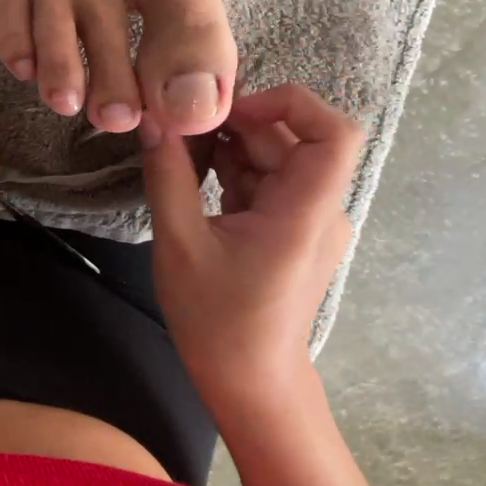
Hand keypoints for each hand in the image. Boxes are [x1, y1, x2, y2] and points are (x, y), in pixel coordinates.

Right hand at [140, 85, 362, 413]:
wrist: (250, 382)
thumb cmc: (216, 320)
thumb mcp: (179, 243)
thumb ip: (168, 176)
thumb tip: (152, 119)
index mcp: (304, 212)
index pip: (333, 132)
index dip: (288, 102)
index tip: (227, 108)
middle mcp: (318, 209)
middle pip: (292, 139)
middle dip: (237, 123)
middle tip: (179, 125)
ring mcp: (305, 221)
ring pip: (275, 158)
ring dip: (228, 145)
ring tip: (175, 149)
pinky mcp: (287, 230)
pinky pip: (265, 182)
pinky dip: (230, 169)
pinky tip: (189, 172)